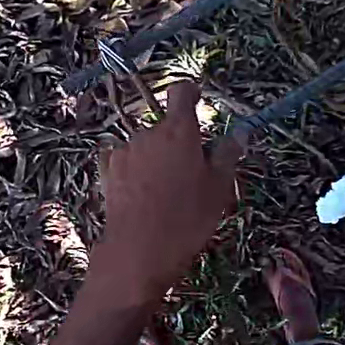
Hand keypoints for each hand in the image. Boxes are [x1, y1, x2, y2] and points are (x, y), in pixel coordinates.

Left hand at [90, 82, 242, 305]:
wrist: (138, 251)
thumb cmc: (186, 220)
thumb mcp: (218, 189)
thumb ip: (227, 155)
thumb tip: (238, 133)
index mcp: (179, 132)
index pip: (182, 92)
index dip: (191, 93)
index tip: (197, 99)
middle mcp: (148, 134)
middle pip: (164, 127)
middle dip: (176, 142)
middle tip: (189, 173)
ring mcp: (124, 152)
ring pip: (144, 146)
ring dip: (154, 158)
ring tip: (164, 191)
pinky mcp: (106, 172)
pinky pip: (124, 162)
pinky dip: (133, 170)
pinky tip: (140, 193)